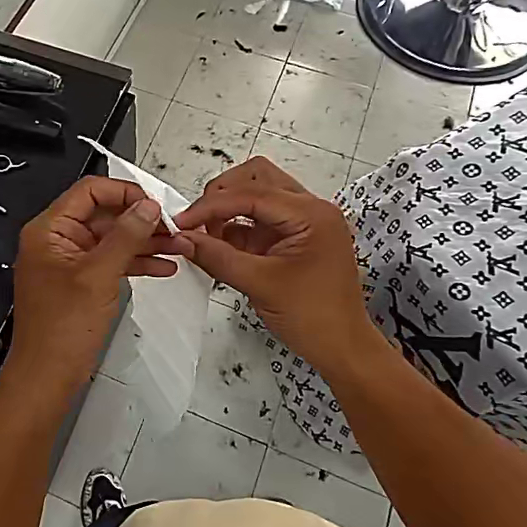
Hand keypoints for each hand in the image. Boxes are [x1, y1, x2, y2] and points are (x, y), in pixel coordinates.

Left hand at [11, 176, 191, 377]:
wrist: (50, 374)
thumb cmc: (58, 331)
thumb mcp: (98, 275)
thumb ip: (126, 237)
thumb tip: (146, 208)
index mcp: (49, 231)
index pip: (90, 191)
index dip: (124, 193)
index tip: (153, 204)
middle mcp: (58, 241)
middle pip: (106, 214)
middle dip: (142, 220)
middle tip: (171, 227)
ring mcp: (72, 261)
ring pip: (115, 238)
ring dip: (146, 241)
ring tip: (176, 246)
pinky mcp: (84, 280)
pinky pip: (115, 260)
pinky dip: (139, 261)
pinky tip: (162, 266)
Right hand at [174, 158, 379, 371]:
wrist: (343, 347)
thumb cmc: (316, 318)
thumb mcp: (260, 284)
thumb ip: (218, 257)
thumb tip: (184, 239)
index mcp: (312, 214)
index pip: (252, 193)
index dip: (212, 205)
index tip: (184, 221)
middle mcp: (312, 210)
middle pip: (258, 179)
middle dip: (223, 196)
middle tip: (196, 221)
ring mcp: (305, 224)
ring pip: (260, 197)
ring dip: (230, 211)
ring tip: (204, 236)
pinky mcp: (296, 239)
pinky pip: (262, 221)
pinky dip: (239, 229)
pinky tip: (219, 246)